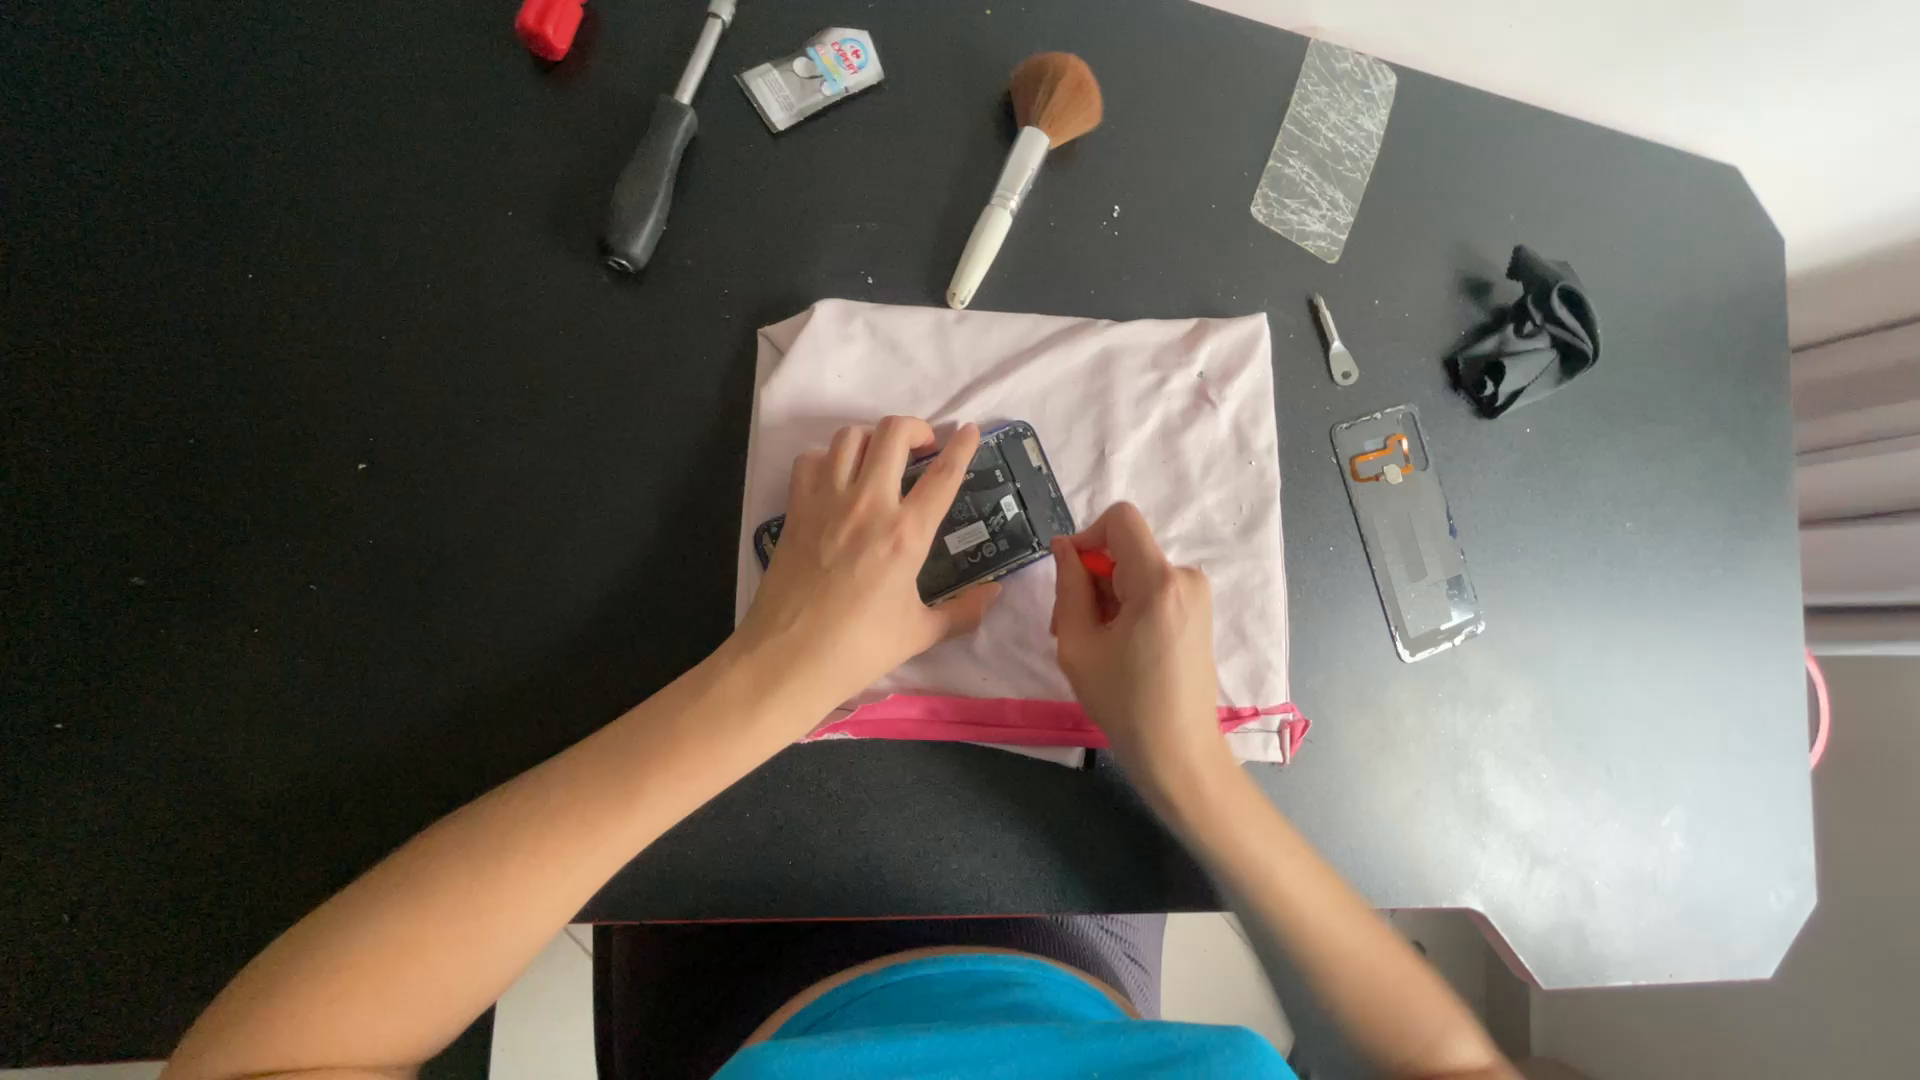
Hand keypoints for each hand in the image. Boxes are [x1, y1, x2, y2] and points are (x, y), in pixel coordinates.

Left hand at [732, 417, 1001, 721]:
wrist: (788, 659)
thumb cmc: (859, 649)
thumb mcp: (921, 633)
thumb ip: (964, 611)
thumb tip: (995, 594)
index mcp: (906, 535)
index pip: (943, 475)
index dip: (962, 446)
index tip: (970, 430)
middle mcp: (868, 505)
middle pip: (893, 434)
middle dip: (916, 428)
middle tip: (924, 446)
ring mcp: (827, 502)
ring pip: (850, 437)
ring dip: (872, 438)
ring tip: (881, 458)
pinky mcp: (796, 509)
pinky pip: (811, 460)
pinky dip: (826, 459)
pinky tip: (836, 479)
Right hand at [1050, 503, 1231, 796]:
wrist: (1178, 751)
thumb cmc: (1123, 701)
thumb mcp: (1077, 643)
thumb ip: (1069, 586)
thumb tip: (1064, 547)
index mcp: (1159, 581)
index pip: (1121, 519)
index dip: (1087, 536)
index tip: (1070, 576)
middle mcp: (1186, 577)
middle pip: (1125, 549)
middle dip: (1092, 577)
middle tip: (1070, 626)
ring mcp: (1197, 595)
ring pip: (1135, 571)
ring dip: (1106, 596)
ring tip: (1092, 644)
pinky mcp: (1198, 612)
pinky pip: (1153, 589)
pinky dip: (1128, 606)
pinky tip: (1117, 646)